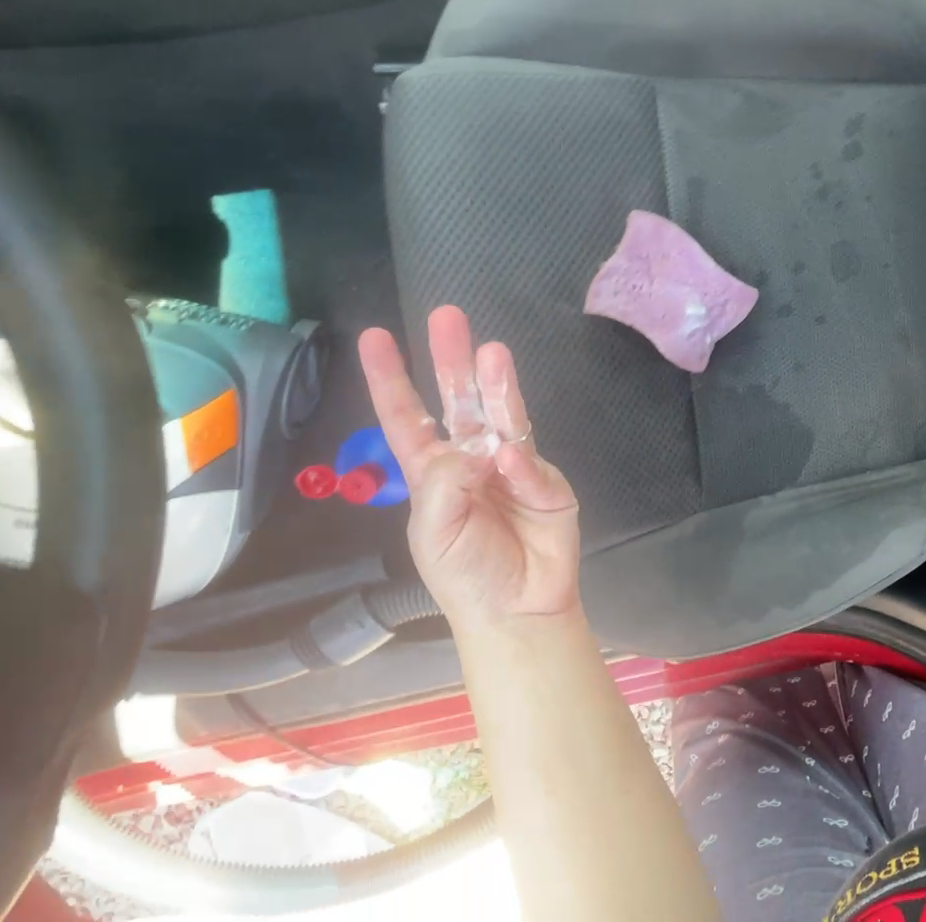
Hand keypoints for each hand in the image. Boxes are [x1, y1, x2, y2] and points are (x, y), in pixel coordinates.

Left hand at [358, 306, 580, 629]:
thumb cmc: (465, 575)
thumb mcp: (434, 531)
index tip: (378, 338)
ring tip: (493, 353)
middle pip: (460, 401)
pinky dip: (521, 464)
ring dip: (497, 385)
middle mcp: (472, 459)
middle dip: (453, 360)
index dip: (393, 378)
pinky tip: (511, 462)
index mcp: (433, 471)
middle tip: (448, 317)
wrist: (518, 608)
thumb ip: (446, 483)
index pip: (408, 417)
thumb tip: (478, 445)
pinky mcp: (548, 483)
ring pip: (503, 417)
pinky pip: (531, 464)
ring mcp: (513, 467)